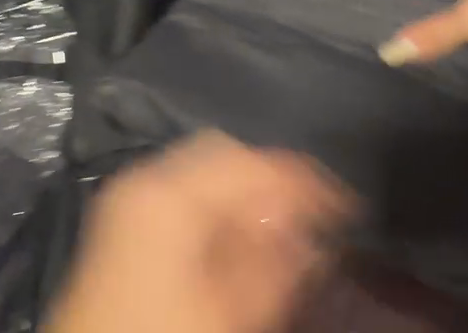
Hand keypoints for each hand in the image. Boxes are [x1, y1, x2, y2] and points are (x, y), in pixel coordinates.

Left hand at [47, 132, 355, 332]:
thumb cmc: (164, 332)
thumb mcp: (229, 310)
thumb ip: (274, 264)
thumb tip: (312, 231)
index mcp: (168, 190)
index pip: (251, 161)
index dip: (304, 179)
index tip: (344, 201)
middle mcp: (145, 176)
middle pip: (223, 152)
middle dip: (270, 178)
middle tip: (307, 216)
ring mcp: (129, 195)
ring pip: (203, 168)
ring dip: (244, 191)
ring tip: (278, 231)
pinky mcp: (124, 219)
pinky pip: (181, 191)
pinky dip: (215, 205)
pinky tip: (236, 240)